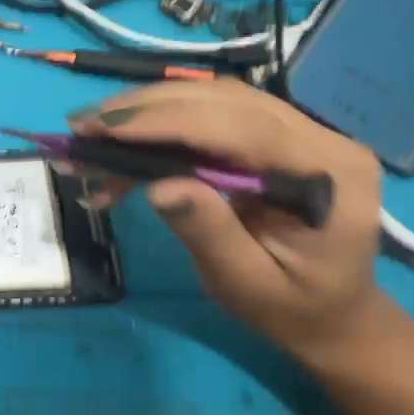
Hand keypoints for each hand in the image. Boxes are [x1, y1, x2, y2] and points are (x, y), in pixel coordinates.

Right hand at [68, 80, 387, 363]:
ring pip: (209, 99)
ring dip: (144, 112)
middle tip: (81, 127)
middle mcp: (319, 138)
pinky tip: (119, 149)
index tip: (105, 128)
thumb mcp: (249, 284)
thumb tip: (161, 185)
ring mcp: (296, 130)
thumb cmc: (293, 308)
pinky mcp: (269, 134)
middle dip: (146, 110)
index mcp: (329, 174)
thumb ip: (211, 232)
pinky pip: (207, 114)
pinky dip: (157, 126)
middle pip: (222, 101)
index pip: (243, 127)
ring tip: (90, 135)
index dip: (170, 121)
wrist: (332, 315)